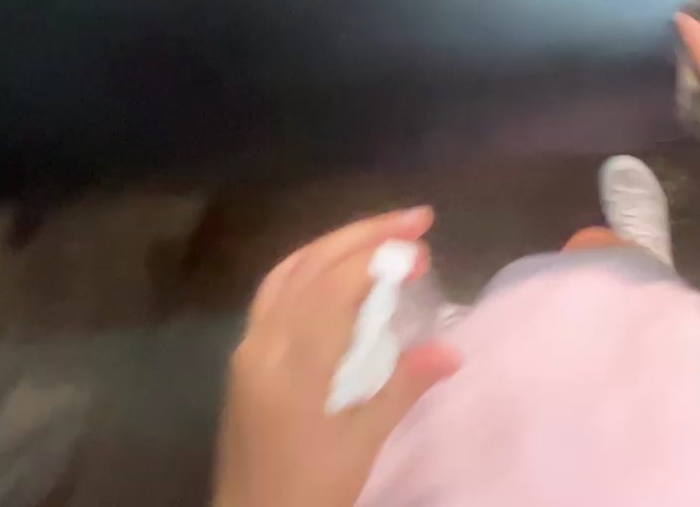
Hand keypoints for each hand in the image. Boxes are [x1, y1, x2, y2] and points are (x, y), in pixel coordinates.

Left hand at [214, 208, 461, 506]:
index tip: (422, 250)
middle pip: (314, 264)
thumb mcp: (364, 442)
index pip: (336, 285)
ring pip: (292, 269)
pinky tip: (336, 265)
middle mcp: (265, 343)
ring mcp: (249, 346)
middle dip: (367, 234)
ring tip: (383, 232)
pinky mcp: (244, 356)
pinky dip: (311, 263)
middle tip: (416, 219)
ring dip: (339, 242)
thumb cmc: (311, 489)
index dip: (380, 257)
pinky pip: (276, 289)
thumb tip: (454, 350)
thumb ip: (405, 386)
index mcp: (296, 365)